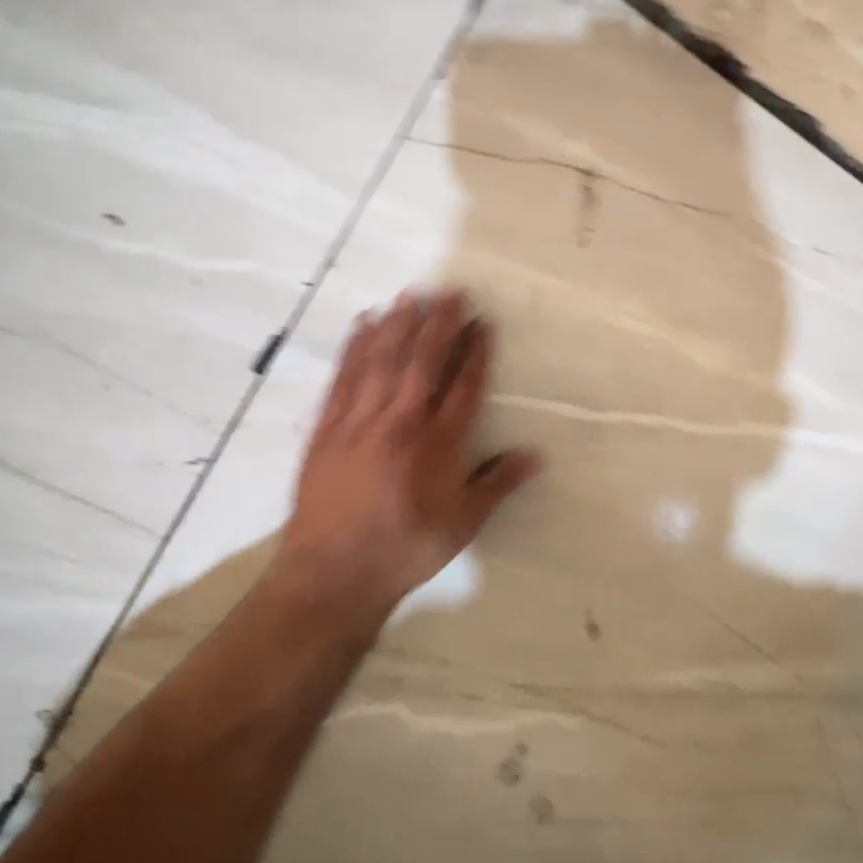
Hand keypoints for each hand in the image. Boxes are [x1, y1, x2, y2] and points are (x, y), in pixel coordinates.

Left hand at [275, 288, 540, 627]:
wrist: (334, 571)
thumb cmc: (406, 549)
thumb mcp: (463, 522)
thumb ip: (497, 484)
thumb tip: (534, 454)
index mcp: (439, 445)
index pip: (463, 386)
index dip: (475, 352)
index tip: (483, 324)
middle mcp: (401, 422)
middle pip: (423, 361)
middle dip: (440, 324)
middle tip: (452, 291)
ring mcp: (360, 421)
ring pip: (382, 360)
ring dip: (399, 324)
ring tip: (412, 295)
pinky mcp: (328, 427)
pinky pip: (344, 376)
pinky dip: (356, 346)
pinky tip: (364, 324)